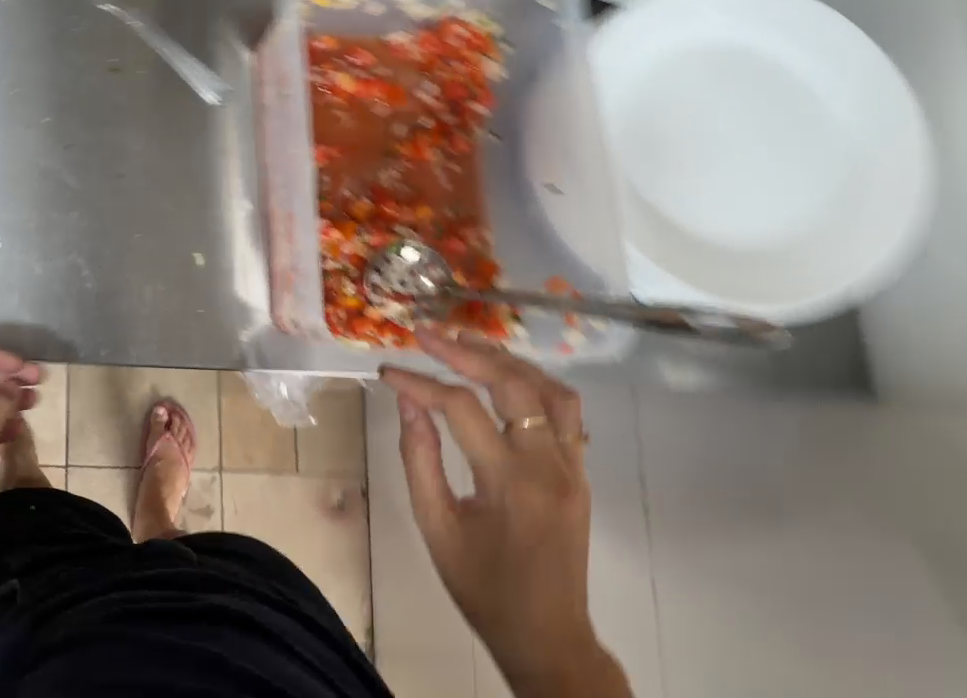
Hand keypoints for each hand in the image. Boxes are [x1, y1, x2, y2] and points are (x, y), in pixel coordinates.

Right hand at [380, 331, 629, 697]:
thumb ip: (419, 457)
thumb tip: (408, 401)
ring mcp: (572, 467)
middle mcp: (548, 465)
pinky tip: (504, 377)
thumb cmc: (480, 584)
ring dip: (508, 360)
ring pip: (551, 391)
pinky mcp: (580, 473)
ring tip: (466, 341)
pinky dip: (535, 384)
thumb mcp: (434, 524)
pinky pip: (566, 414)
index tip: (386, 370)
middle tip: (426, 334)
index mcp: (508, 482)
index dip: (419, 382)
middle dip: (466, 351)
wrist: (545, 633)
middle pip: (512, 384)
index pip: (459, 408)